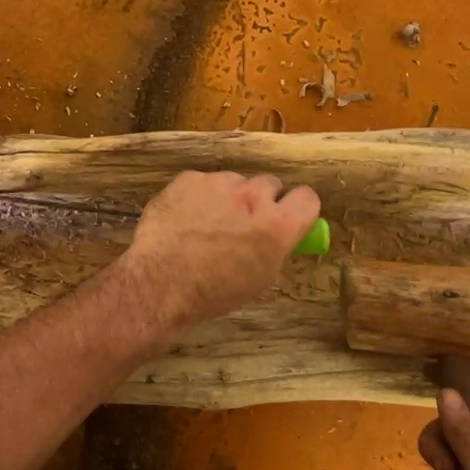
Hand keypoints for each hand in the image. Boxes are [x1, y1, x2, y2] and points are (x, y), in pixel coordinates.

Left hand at [115, 170, 319, 330]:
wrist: (162, 279)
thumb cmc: (215, 291)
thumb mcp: (260, 276)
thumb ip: (273, 245)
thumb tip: (273, 233)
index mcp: (277, 225)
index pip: (307, 198)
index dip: (297, 207)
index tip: (287, 216)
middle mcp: (252, 196)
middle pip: (269, 184)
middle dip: (261, 200)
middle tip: (244, 221)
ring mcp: (218, 183)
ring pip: (234, 181)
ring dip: (228, 196)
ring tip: (207, 221)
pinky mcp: (189, 178)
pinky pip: (203, 181)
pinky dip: (198, 195)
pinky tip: (184, 216)